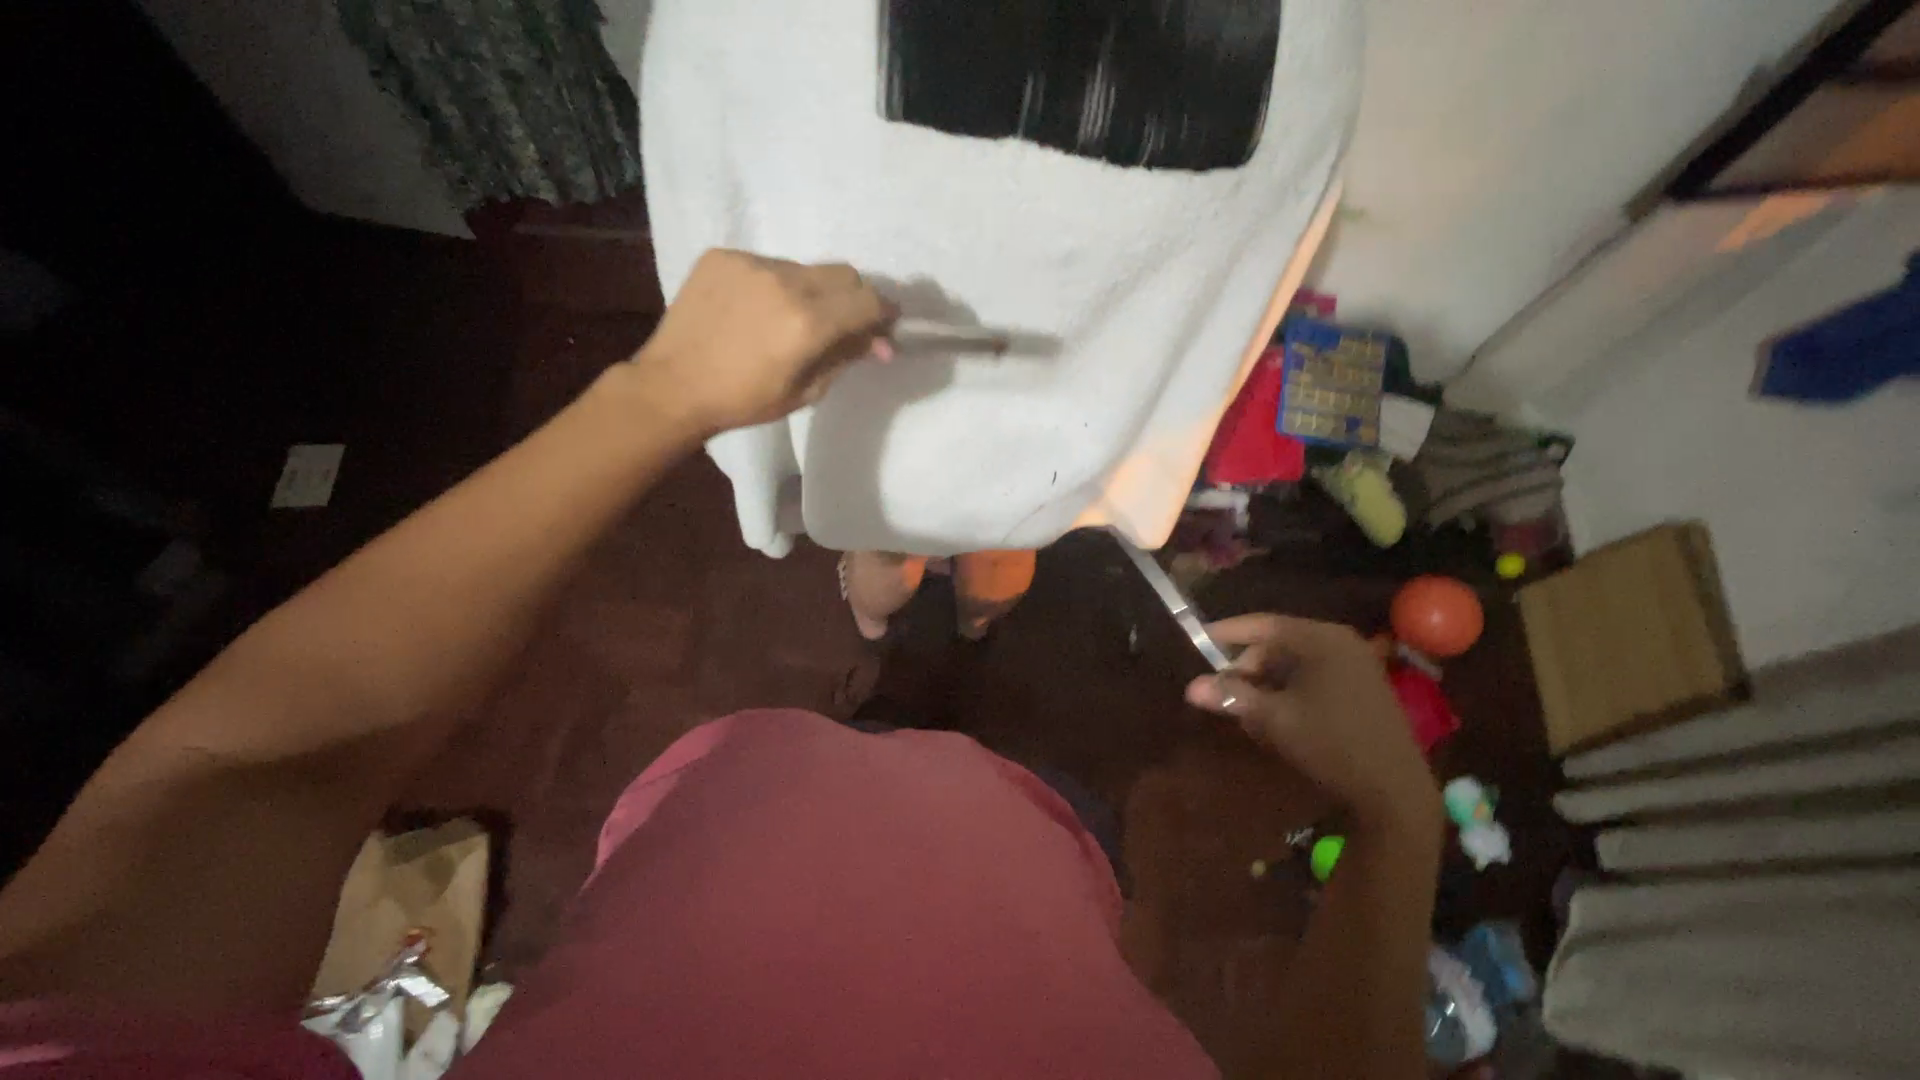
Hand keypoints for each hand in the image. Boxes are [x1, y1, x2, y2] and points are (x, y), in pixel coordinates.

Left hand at [628, 249, 896, 434]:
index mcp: (808, 322)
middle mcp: (785, 282)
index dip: (885, 312)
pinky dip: (774, 285)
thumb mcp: (805, 390)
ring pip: (804, 269)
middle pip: (844, 274)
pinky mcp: (723, 256)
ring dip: (812, 291)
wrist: (672, 386)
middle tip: (848, 322)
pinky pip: (766, 265)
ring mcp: (751, 264)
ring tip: (792, 319)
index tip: (887, 325)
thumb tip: (878, 341)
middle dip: (855, 297)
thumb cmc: (742, 400)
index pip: (868, 300)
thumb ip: (845, 356)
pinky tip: (756, 310)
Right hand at [1185, 615, 1439, 833]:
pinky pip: (1315, 676)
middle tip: (1222, 690)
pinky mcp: (1364, 688)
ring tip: (1246, 709)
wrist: (1393, 789)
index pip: (1263, 624)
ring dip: (1267, 681)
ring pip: (1296, 662)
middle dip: (1247, 665)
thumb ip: (1232, 697)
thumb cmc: (1330, 744)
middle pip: (1279, 643)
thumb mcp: (1274, 719)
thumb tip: (1190, 687)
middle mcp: (1341, 643)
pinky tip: (1277, 716)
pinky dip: (1290, 690)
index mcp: (1321, 639)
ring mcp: (1357, 665)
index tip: (1197, 640)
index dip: (1227, 632)